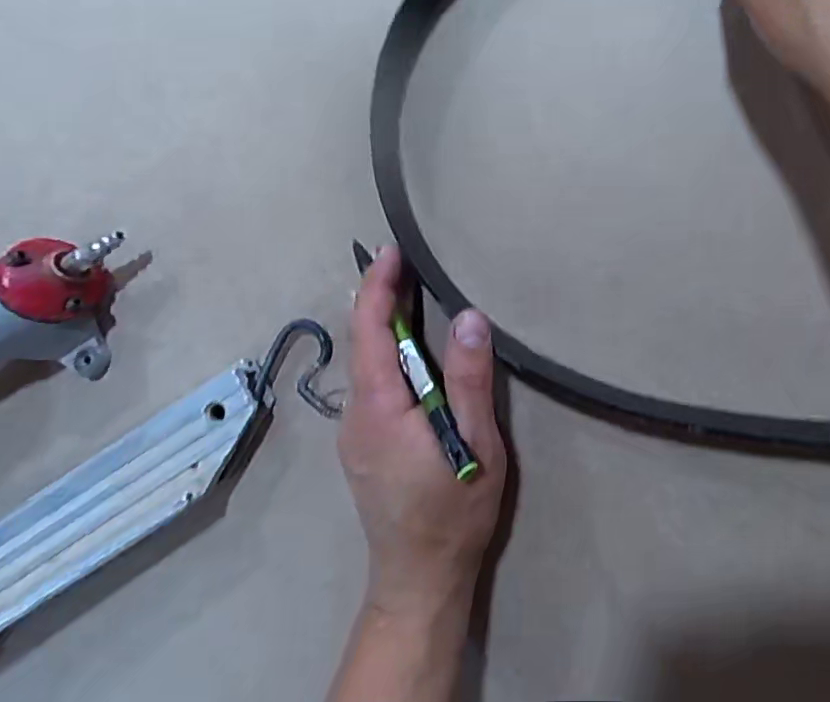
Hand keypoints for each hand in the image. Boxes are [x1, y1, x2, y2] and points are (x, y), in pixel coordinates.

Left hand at [338, 246, 506, 615]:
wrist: (419, 579)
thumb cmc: (453, 511)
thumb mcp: (475, 445)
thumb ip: (468, 380)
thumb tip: (468, 316)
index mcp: (379, 408)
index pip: (371, 331)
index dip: (378, 287)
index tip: (392, 250)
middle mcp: (355, 415)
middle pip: (363, 343)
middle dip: (381, 297)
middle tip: (408, 261)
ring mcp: (353, 433)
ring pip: (366, 364)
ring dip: (385, 324)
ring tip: (413, 294)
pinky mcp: (362, 445)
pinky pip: (371, 383)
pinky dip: (386, 352)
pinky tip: (411, 351)